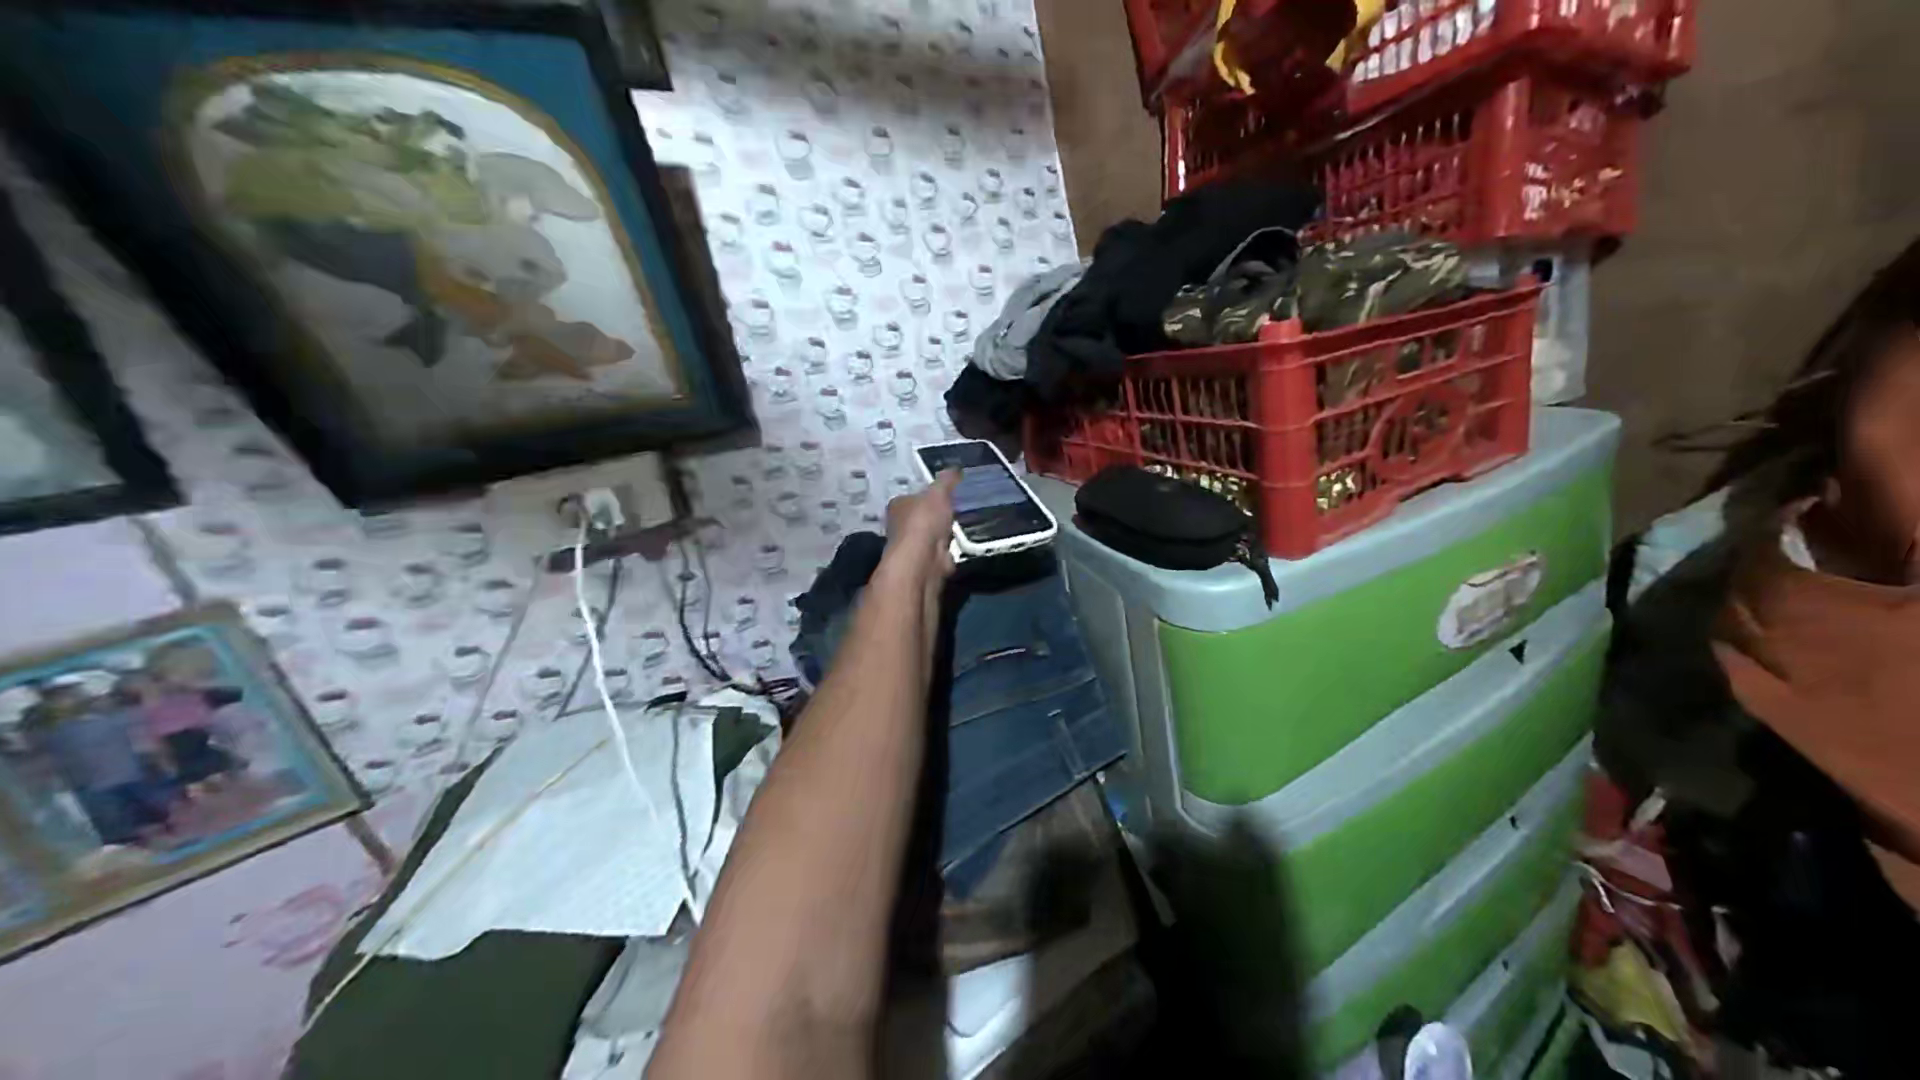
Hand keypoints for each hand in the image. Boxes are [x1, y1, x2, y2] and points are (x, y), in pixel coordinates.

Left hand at [881, 469, 959, 582]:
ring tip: (961, 527)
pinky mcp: (922, 564)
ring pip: (930, 537)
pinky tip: (958, 548)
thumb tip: (955, 468)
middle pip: (921, 517)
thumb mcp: (938, 493)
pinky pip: (938, 554)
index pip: (912, 496)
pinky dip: (947, 552)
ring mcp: (910, 547)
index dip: (927, 495)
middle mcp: (899, 526)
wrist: (922, 560)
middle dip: (936, 516)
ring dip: (943, 535)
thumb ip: (946, 481)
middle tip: (957, 509)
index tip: (945, 494)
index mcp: (897, 505)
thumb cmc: (924, 521)